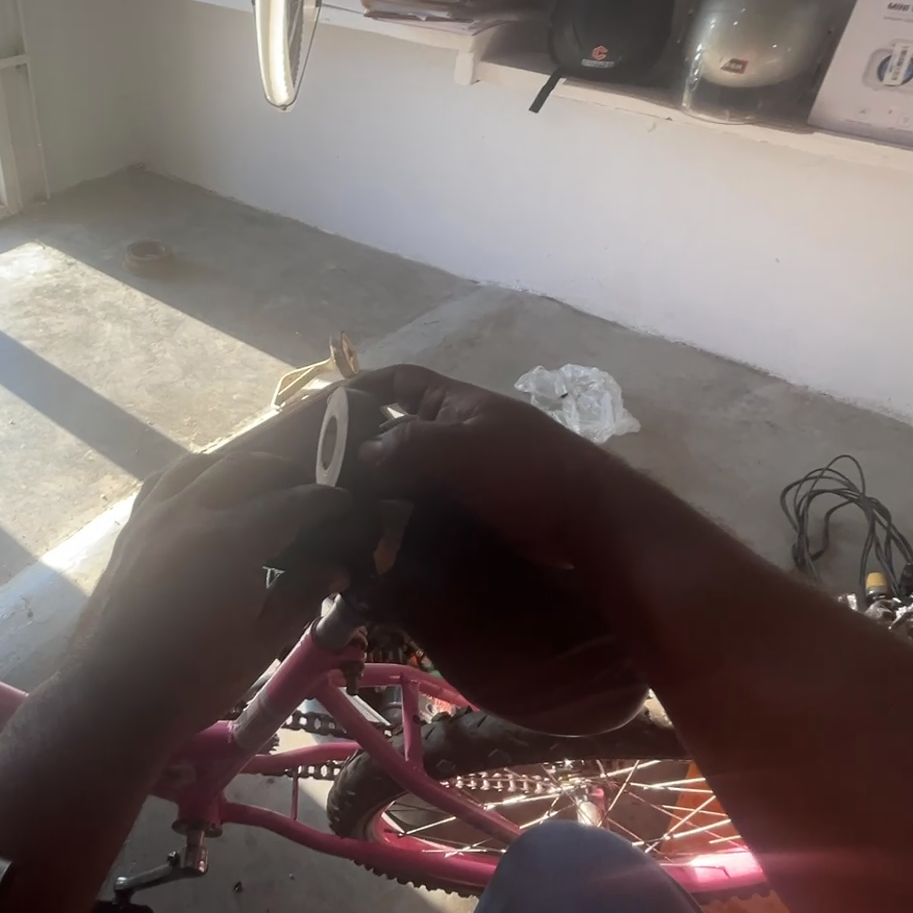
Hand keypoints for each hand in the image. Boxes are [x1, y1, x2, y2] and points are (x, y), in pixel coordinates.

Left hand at [64, 452, 350, 742]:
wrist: (112, 699)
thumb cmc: (195, 680)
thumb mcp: (262, 642)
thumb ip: (301, 595)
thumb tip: (335, 567)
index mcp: (232, 540)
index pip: (291, 505)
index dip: (323, 502)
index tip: (344, 503)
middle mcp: (191, 512)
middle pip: (246, 468)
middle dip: (283, 473)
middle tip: (306, 490)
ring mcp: (155, 516)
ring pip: (200, 464)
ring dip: (235, 466)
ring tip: (256, 484)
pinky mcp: (131, 529)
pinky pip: (163, 482)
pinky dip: (191, 477)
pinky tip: (201, 495)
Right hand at [350, 364, 611, 568]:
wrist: (588, 519)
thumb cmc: (526, 471)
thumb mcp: (462, 448)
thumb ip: (408, 444)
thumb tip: (361, 453)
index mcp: (454, 403)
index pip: (400, 381)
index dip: (365, 386)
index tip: (328, 408)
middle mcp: (455, 432)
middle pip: (396, 429)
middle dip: (363, 446)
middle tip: (324, 471)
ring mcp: (463, 470)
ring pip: (406, 471)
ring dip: (378, 485)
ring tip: (342, 506)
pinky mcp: (470, 506)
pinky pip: (423, 502)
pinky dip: (399, 512)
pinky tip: (376, 531)